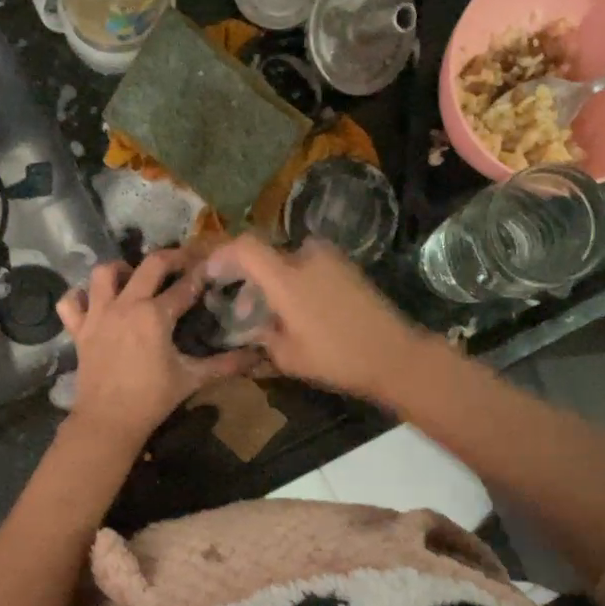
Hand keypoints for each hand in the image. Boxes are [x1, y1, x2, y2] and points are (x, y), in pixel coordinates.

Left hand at [57, 249, 253, 443]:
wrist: (108, 421)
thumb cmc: (152, 399)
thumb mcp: (192, 379)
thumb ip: (225, 365)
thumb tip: (257, 357)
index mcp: (155, 315)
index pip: (184, 286)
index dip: (200, 275)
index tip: (210, 269)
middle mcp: (126, 305)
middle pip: (150, 265)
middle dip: (171, 258)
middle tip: (183, 263)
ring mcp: (98, 315)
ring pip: (104, 273)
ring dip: (120, 269)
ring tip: (133, 277)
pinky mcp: (79, 330)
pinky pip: (71, 302)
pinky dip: (79, 296)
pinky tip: (93, 302)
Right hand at [206, 236, 440, 402]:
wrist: (394, 355)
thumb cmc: (335, 358)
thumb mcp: (287, 356)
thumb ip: (262, 335)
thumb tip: (251, 326)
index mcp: (287, 278)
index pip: (245, 247)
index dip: (222, 255)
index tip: (210, 273)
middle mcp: (307, 258)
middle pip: (266, 256)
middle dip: (249, 278)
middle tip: (243, 308)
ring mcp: (331, 260)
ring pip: (288, 262)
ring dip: (274, 281)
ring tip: (273, 314)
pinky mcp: (347, 268)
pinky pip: (309, 267)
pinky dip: (296, 282)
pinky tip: (299, 312)